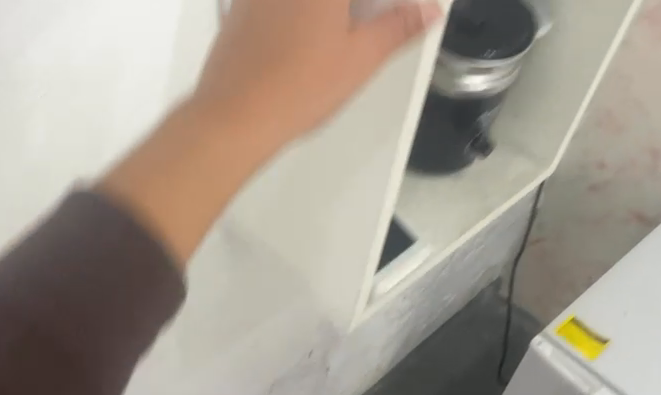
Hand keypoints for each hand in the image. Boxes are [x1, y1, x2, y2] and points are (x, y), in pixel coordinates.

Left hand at [101, 0, 438, 263]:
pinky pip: (276, 6)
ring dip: (328, 17)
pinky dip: (295, 17)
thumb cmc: (290, 91)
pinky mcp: (240, 7)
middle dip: (353, 12)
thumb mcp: (360, 61)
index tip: (397, 15)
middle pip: (337, 2)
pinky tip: (304, 42)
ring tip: (341, 34)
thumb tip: (427, 12)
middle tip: (371, 24)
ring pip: (307, 6)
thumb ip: (398, 28)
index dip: (377, 9)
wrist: (233, 118)